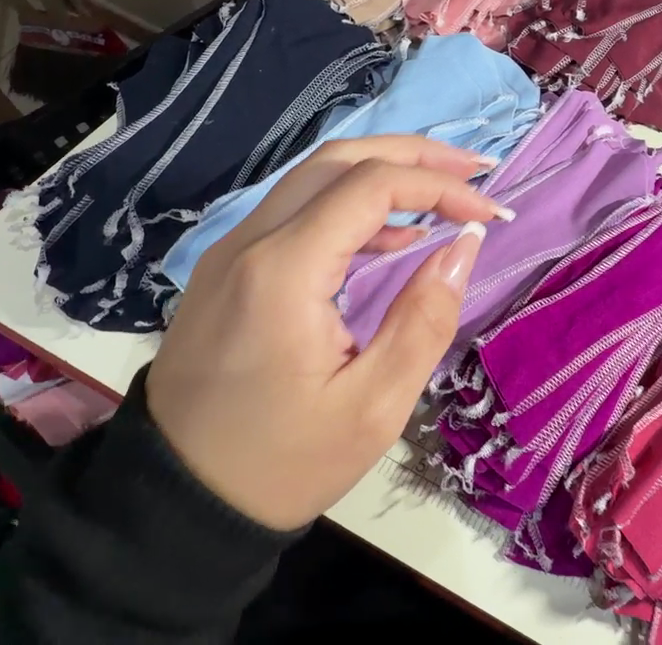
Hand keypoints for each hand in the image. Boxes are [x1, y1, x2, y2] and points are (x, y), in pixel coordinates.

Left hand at [145, 136, 506, 529]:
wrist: (173, 505)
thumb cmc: (281, 463)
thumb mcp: (373, 407)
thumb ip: (425, 318)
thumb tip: (463, 243)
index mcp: (284, 271)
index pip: (372, 186)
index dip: (440, 187)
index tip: (489, 213)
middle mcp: (251, 242)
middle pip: (340, 159)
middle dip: (415, 155)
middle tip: (474, 171)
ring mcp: (232, 251)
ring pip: (315, 176)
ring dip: (383, 171)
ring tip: (445, 192)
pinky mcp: (228, 268)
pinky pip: (297, 209)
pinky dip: (352, 203)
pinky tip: (395, 236)